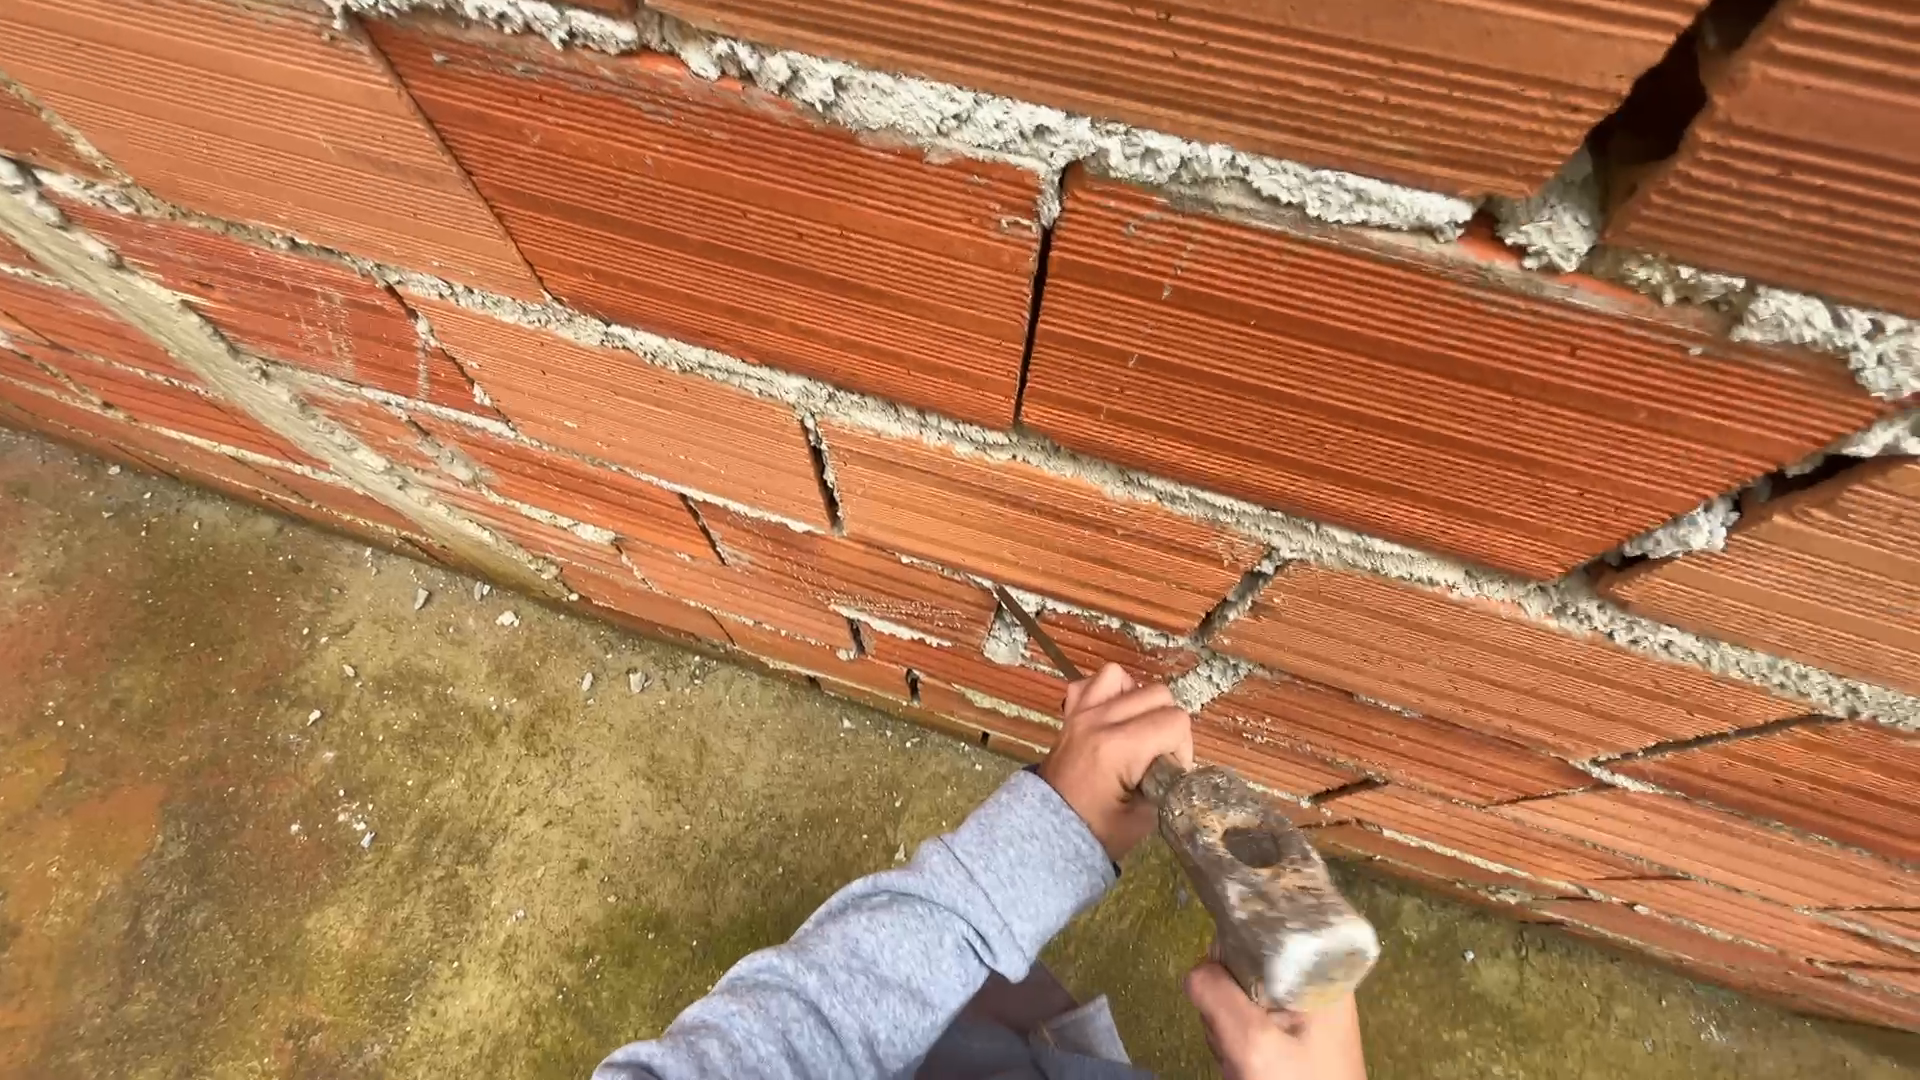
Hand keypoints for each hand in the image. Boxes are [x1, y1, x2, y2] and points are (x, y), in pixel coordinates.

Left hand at [1036, 663, 1193, 860]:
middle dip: (1168, 724)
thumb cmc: (1095, 830)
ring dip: (1137, 699)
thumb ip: (1166, 785)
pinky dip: (1108, 692)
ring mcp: (1080, 712)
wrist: (1046, 828)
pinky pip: (1091, 682)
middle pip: (1156, 693)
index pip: (1174, 720)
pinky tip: (1113, 717)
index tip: (1172, 771)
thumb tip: (1174, 765)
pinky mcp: (1069, 712)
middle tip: (1159, 756)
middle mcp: (1098, 720)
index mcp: (1118, 747)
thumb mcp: (1143, 818)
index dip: (1183, 747)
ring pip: (1121, 676)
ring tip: (1137, 729)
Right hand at [1186, 961, 1366, 1079]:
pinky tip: (1241, 1058)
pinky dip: (1233, 1033)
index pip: (1260, 927)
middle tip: (1234, 1033)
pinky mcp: (1287, 1026)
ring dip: (1226, 1020)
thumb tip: (1196, 972)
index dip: (1231, 950)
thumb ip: (1216, 994)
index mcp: (1319, 970)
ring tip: (1241, 1054)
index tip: (1223, 982)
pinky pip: (1243, 1010)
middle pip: (1243, 957)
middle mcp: (1311, 979)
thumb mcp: (1254, 1044)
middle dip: (1225, 994)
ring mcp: (1298, 1004)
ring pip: (1237, 985)